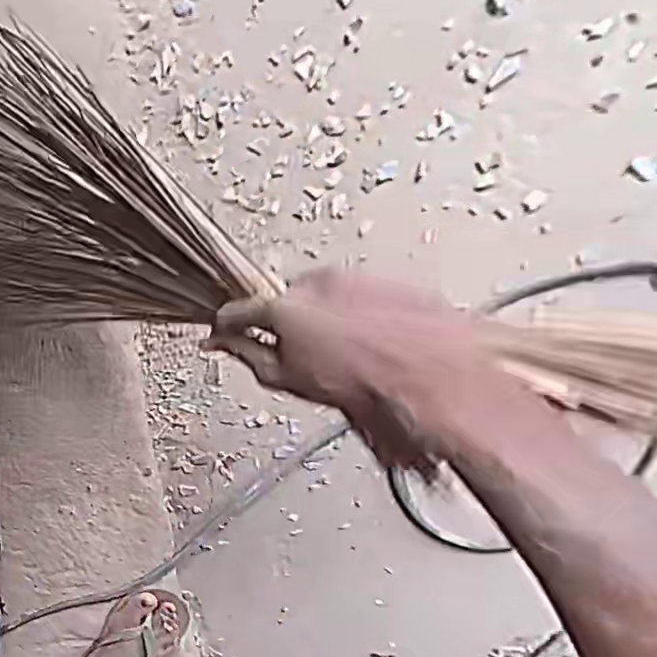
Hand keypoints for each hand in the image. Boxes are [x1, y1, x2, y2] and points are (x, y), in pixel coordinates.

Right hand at [205, 269, 506, 467]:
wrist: (433, 376)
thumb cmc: (363, 379)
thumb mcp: (281, 376)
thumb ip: (244, 352)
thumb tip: (223, 343)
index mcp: (282, 303)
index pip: (236, 309)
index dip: (225, 327)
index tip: (223, 336)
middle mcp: (317, 281)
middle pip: (279, 298)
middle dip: (277, 321)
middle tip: (285, 351)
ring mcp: (355, 277)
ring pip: (317, 295)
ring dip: (315, 317)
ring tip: (331, 352)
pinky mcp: (387, 280)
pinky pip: (354, 294)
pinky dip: (349, 314)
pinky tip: (360, 343)